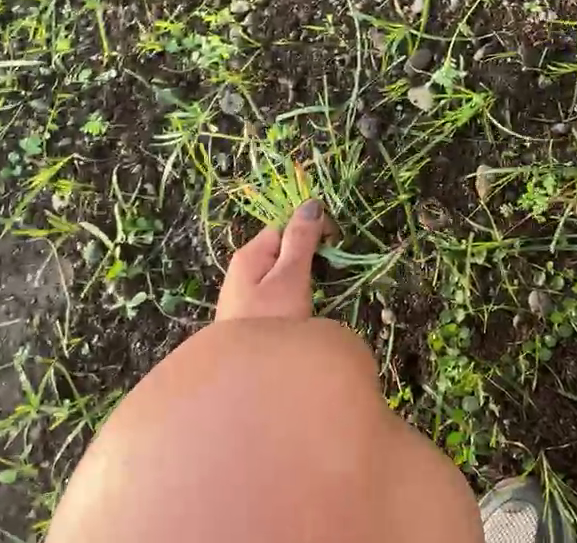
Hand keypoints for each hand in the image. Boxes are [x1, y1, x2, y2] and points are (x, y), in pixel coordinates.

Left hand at [214, 199, 333, 320]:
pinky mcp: (249, 313)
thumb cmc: (269, 318)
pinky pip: (276, 290)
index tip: (334, 244)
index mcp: (251, 254)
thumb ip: (301, 239)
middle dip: (307, 254)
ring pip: (280, 270)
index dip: (311, 229)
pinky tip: (298, 307)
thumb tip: (311, 203)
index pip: (284, 225)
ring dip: (300, 275)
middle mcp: (243, 268)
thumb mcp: (290, 275)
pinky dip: (291, 292)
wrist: (242, 372)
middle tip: (326, 270)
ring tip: (314, 290)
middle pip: (282, 247)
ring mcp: (244, 292)